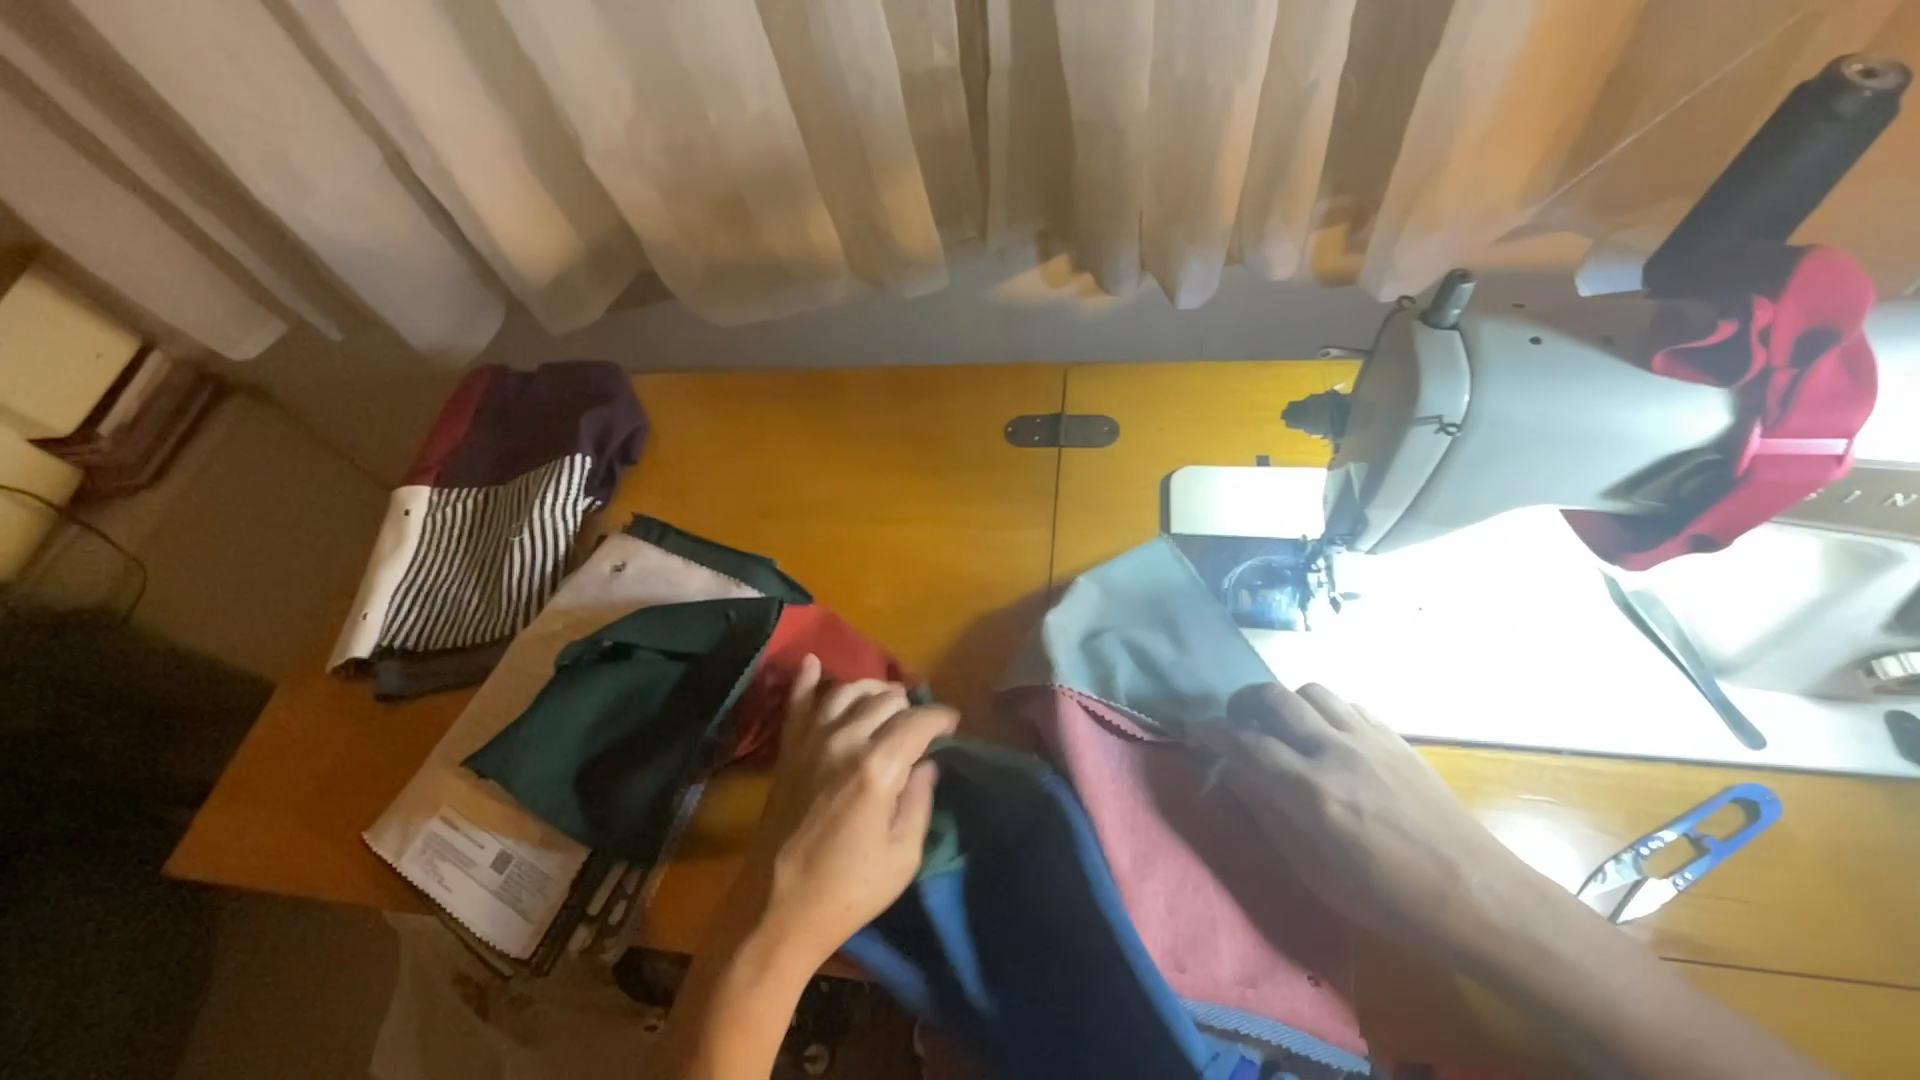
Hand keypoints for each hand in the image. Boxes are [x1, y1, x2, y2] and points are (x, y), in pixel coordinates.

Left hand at [726, 655, 955, 969]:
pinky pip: (798, 703)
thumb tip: (926, 764)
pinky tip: (814, 662)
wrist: (776, 908)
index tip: (954, 724)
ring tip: (888, 702)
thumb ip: (919, 801)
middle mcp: (844, 741)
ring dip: (872, 690)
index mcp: (877, 767)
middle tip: (921, 723)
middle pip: (884, 699)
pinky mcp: (787, 751)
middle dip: (910, 705)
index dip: (942, 717)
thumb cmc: (848, 890)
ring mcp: (810, 742)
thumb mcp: (903, 856)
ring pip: (847, 691)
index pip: (918, 721)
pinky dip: (808, 680)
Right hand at [1186, 682, 1546, 960]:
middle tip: (1234, 723)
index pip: (1243, 743)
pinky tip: (1326, 737)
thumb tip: (1233, 775)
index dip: (1210, 731)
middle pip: (1272, 698)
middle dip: (1241, 704)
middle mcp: (1334, 752)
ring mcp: (1368, 739)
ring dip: (1285, 702)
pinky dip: (1323, 711)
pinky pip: (1347, 705)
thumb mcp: (1314, 871)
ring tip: (1282, 728)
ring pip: (1310, 691)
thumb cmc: (1388, 900)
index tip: (1191, 729)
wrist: (1478, 895)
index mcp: (1309, 793)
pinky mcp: (1395, 738)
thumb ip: (1268, 815)